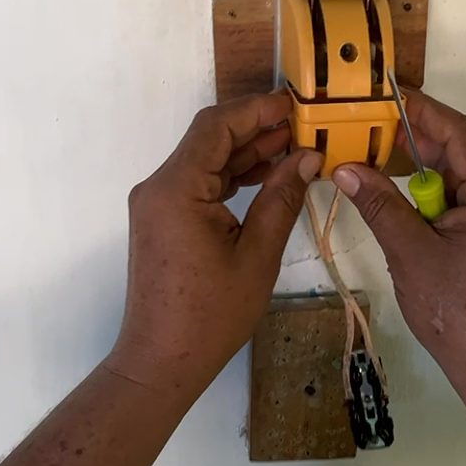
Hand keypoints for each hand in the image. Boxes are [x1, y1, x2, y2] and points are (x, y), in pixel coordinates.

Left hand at [109, 92, 321, 394]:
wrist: (162, 360)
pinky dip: (231, 177)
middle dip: (256, 129)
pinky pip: (199, 183)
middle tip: (304, 126)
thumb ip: (281, 198)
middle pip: (209, 139)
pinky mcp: (162, 219)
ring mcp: (157, 202)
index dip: (257, 109)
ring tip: (294, 149)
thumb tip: (308, 157)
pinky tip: (267, 177)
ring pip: (205, 160)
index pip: (216, 126)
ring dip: (246, 153)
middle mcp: (159, 186)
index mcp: (176, 188)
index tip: (295, 105)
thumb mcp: (257, 255)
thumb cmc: (210, 315)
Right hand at [334, 90, 465, 395]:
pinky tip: (401, 202)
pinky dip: (433, 197)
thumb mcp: (411, 254)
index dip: (422, 111)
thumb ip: (380, 205)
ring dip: (421, 172)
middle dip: (415, 141)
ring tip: (376, 164)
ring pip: (463, 180)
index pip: (461, 134)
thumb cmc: (458, 314)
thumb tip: (346, 167)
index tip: (384, 96)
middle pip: (463, 154)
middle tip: (368, 131)